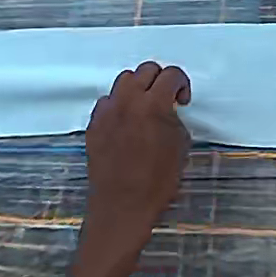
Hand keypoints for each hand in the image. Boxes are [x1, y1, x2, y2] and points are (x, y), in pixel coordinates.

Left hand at [83, 61, 190, 247]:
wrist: (123, 206)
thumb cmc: (156, 182)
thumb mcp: (180, 145)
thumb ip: (173, 117)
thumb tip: (168, 109)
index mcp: (153, 104)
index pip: (171, 74)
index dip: (181, 83)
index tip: (182, 98)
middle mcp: (128, 101)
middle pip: (146, 70)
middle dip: (160, 80)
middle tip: (166, 98)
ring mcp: (108, 111)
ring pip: (124, 80)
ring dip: (138, 87)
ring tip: (144, 106)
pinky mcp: (94, 123)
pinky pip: (107, 101)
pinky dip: (118, 104)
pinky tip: (125, 120)